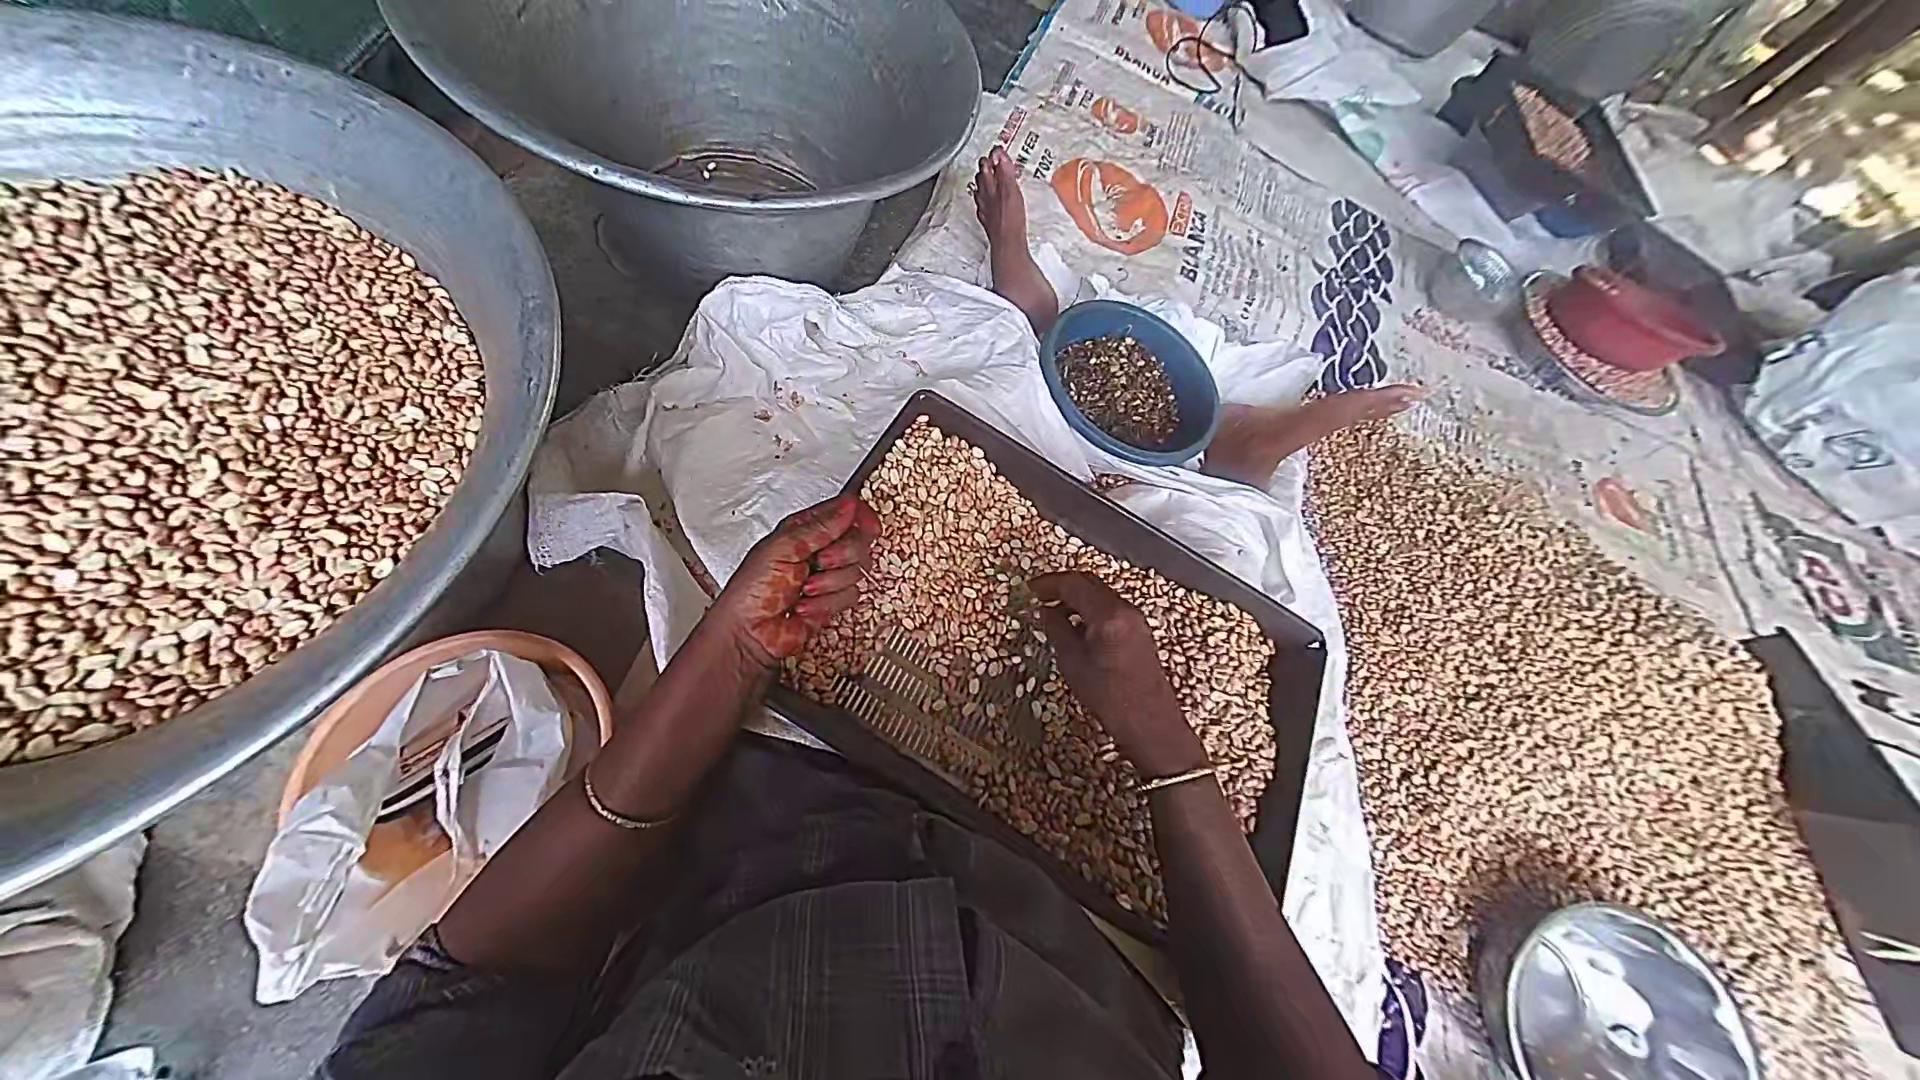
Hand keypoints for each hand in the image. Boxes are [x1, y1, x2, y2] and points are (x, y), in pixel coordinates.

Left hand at [705, 494, 880, 670]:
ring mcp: (828, 576)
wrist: (749, 633)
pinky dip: (827, 603)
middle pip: (858, 541)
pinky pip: (851, 595)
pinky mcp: (833, 600)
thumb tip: (848, 507)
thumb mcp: (783, 548)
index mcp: (804, 529)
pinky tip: (806, 606)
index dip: (860, 516)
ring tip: (805, 589)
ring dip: (830, 583)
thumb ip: (819, 527)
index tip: (869, 526)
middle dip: (843, 554)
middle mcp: (819, 549)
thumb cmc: (752, 592)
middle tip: (821, 562)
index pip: (844, 512)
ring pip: (857, 570)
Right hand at [1029, 571, 1208, 777]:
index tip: (1029, 589)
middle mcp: (1125, 609)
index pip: (1073, 583)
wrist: (1150, 724)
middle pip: (1089, 583)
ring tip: (1052, 614)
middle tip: (1038, 597)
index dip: (1048, 583)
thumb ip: (1056, 629)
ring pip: (1100, 595)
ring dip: (1076, 599)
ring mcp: (1135, 619)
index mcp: (1108, 614)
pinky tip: (1075, 627)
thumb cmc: (1109, 697)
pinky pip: (1110, 609)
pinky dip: (1090, 610)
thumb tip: (1043, 611)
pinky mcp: (1139, 631)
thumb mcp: (1072, 662)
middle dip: (1061, 587)